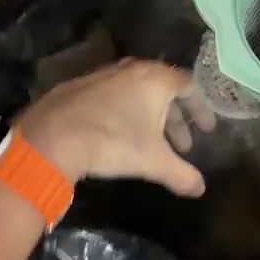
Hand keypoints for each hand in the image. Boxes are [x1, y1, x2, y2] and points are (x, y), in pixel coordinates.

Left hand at [17, 59, 205, 196]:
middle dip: (176, 118)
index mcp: (156, 80)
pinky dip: (125, 112)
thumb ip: (181, 174)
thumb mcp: (153, 162)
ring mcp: (103, 75)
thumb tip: (201, 189)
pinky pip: (113, 95)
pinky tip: (119, 134)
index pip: (190, 86)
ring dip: (150, 116)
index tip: (206, 130)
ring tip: (152, 142)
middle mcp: (132, 70)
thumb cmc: (113, 142)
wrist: (53, 136)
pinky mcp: (80, 85)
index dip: (201, 109)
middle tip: (182, 145)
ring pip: (137, 92)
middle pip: (164, 89)